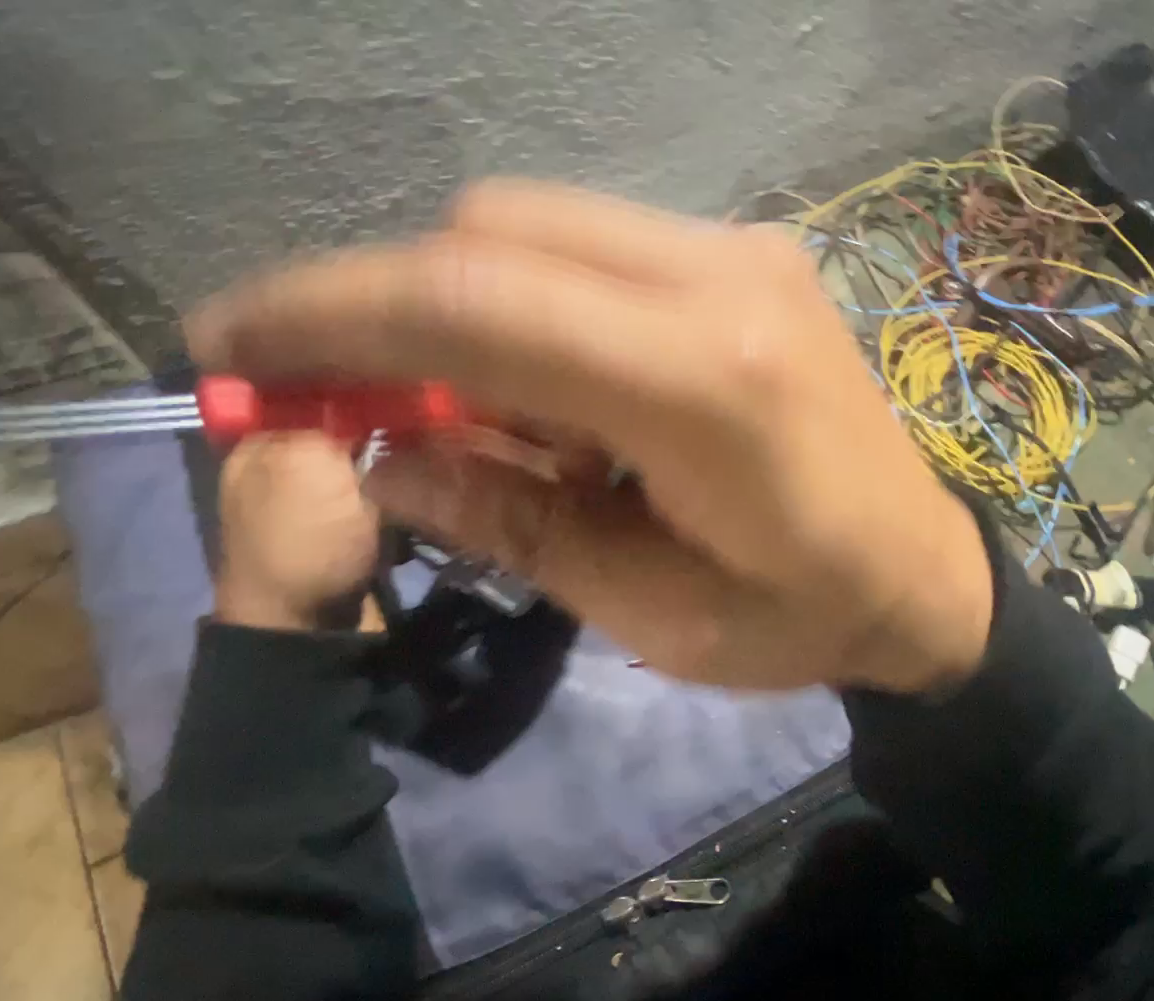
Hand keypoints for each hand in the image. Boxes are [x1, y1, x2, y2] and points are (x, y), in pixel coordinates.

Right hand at [186, 180, 991, 690]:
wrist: (923, 573)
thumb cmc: (799, 620)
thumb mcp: (649, 611)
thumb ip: (512, 522)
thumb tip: (378, 454)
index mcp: (709, 384)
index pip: (480, 304)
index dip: (335, 316)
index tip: (231, 347)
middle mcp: (726, 279)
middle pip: (495, 232)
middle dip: (389, 307)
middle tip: (346, 401)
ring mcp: (744, 250)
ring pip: (539, 227)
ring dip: (464, 307)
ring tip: (471, 419)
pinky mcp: (747, 255)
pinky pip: (594, 248)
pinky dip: (532, 303)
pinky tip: (549, 389)